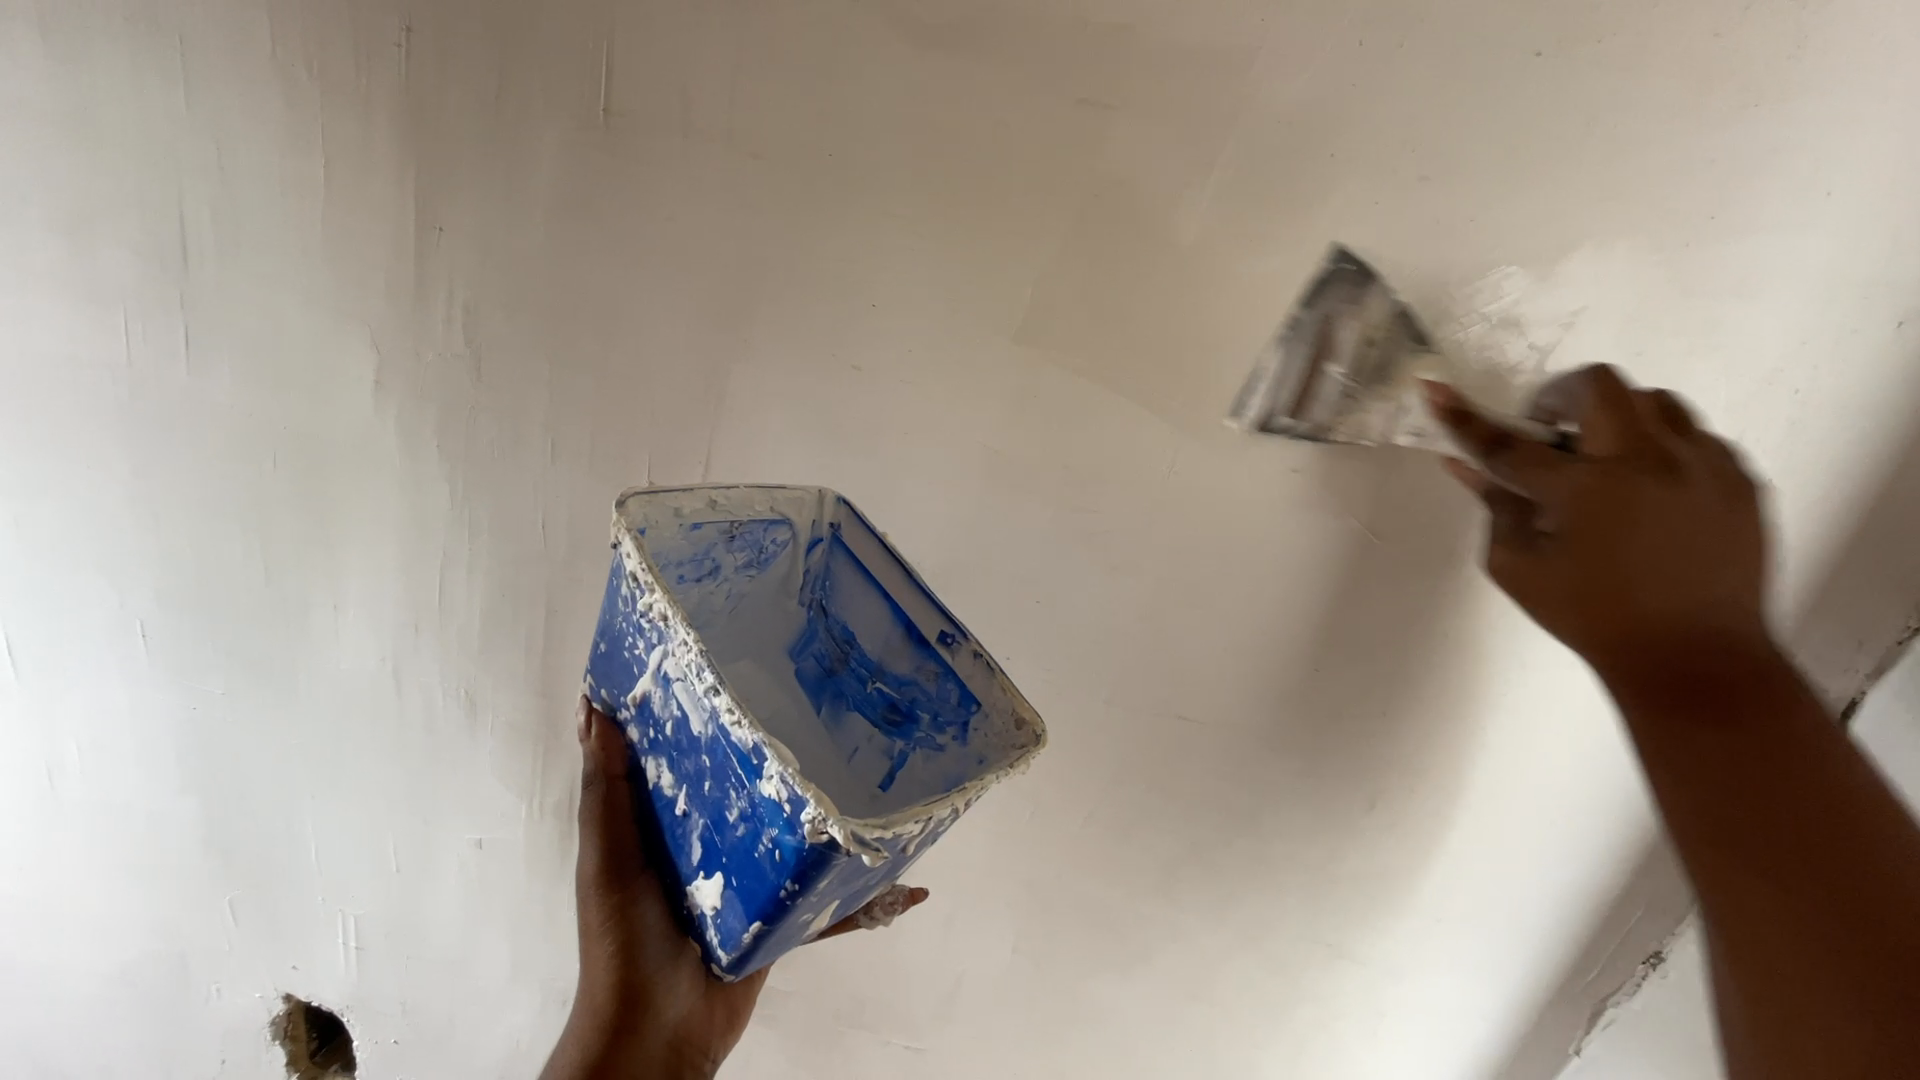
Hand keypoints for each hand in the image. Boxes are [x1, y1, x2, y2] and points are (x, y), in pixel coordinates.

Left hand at [540, 700, 929, 1079]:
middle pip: (757, 788)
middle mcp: (714, 843)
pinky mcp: (782, 916)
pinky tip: (911, 886)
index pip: (694, 751)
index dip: (713, 710)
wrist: (658, 1030)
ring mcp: (753, 879)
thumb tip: (594, 705)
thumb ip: (606, 789)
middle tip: (832, 707)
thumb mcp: (609, 854)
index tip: (745, 661)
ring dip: (835, 814)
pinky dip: (868, 897)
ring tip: (878, 774)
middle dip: (790, 755)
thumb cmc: (625, 935)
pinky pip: (831, 901)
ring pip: (800, 835)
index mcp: (670, 821)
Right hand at [1427, 364, 1772, 679]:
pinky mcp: (1741, 480)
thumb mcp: (1518, 567)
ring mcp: (1704, 465)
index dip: (1465, 417)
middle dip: (1560, 397)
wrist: (1694, 655)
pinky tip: (1646, 492)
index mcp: (1584, 489)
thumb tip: (1467, 466)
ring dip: (1615, 419)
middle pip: (1600, 386)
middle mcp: (1648, 462)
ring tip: (1602, 463)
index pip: (1508, 444)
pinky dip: (1660, 449)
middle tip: (1548, 433)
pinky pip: (1696, 437)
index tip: (1434, 388)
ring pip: (1655, 402)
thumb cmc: (1589, 614)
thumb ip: (1497, 508)